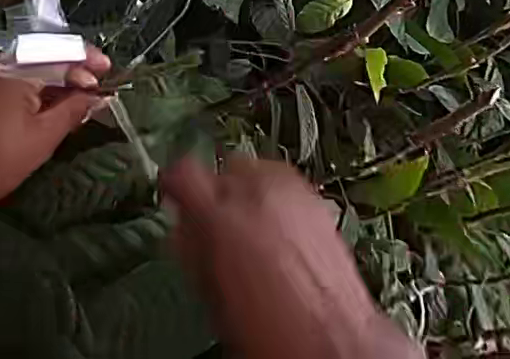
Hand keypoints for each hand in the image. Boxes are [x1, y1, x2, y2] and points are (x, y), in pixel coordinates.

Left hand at [0, 47, 110, 215]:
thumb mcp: (42, 138)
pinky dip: (37, 84)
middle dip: (74, 68)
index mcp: (17, 66)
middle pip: (47, 54)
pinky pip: (15, 75)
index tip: (109, 72)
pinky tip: (50, 101)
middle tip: (97, 86)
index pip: (62, 52)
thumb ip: (73, 109)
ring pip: (31, 65)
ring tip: (78, 95)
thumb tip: (98, 95)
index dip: (88, 61)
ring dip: (56, 77)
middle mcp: (0, 60)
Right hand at [162, 157, 420, 358]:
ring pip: (250, 168)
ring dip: (243, 191)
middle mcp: (254, 192)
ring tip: (248, 227)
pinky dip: (270, 192)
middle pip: (218, 170)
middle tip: (213, 226)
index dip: (173, 183)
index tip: (173, 194)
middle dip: (212, 194)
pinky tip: (274, 225)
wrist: (336, 342)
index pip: (182, 172)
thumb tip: (181, 231)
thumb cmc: (274, 333)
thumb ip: (194, 252)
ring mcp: (287, 188)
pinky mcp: (312, 193)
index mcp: (221, 219)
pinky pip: (279, 177)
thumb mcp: (215, 297)